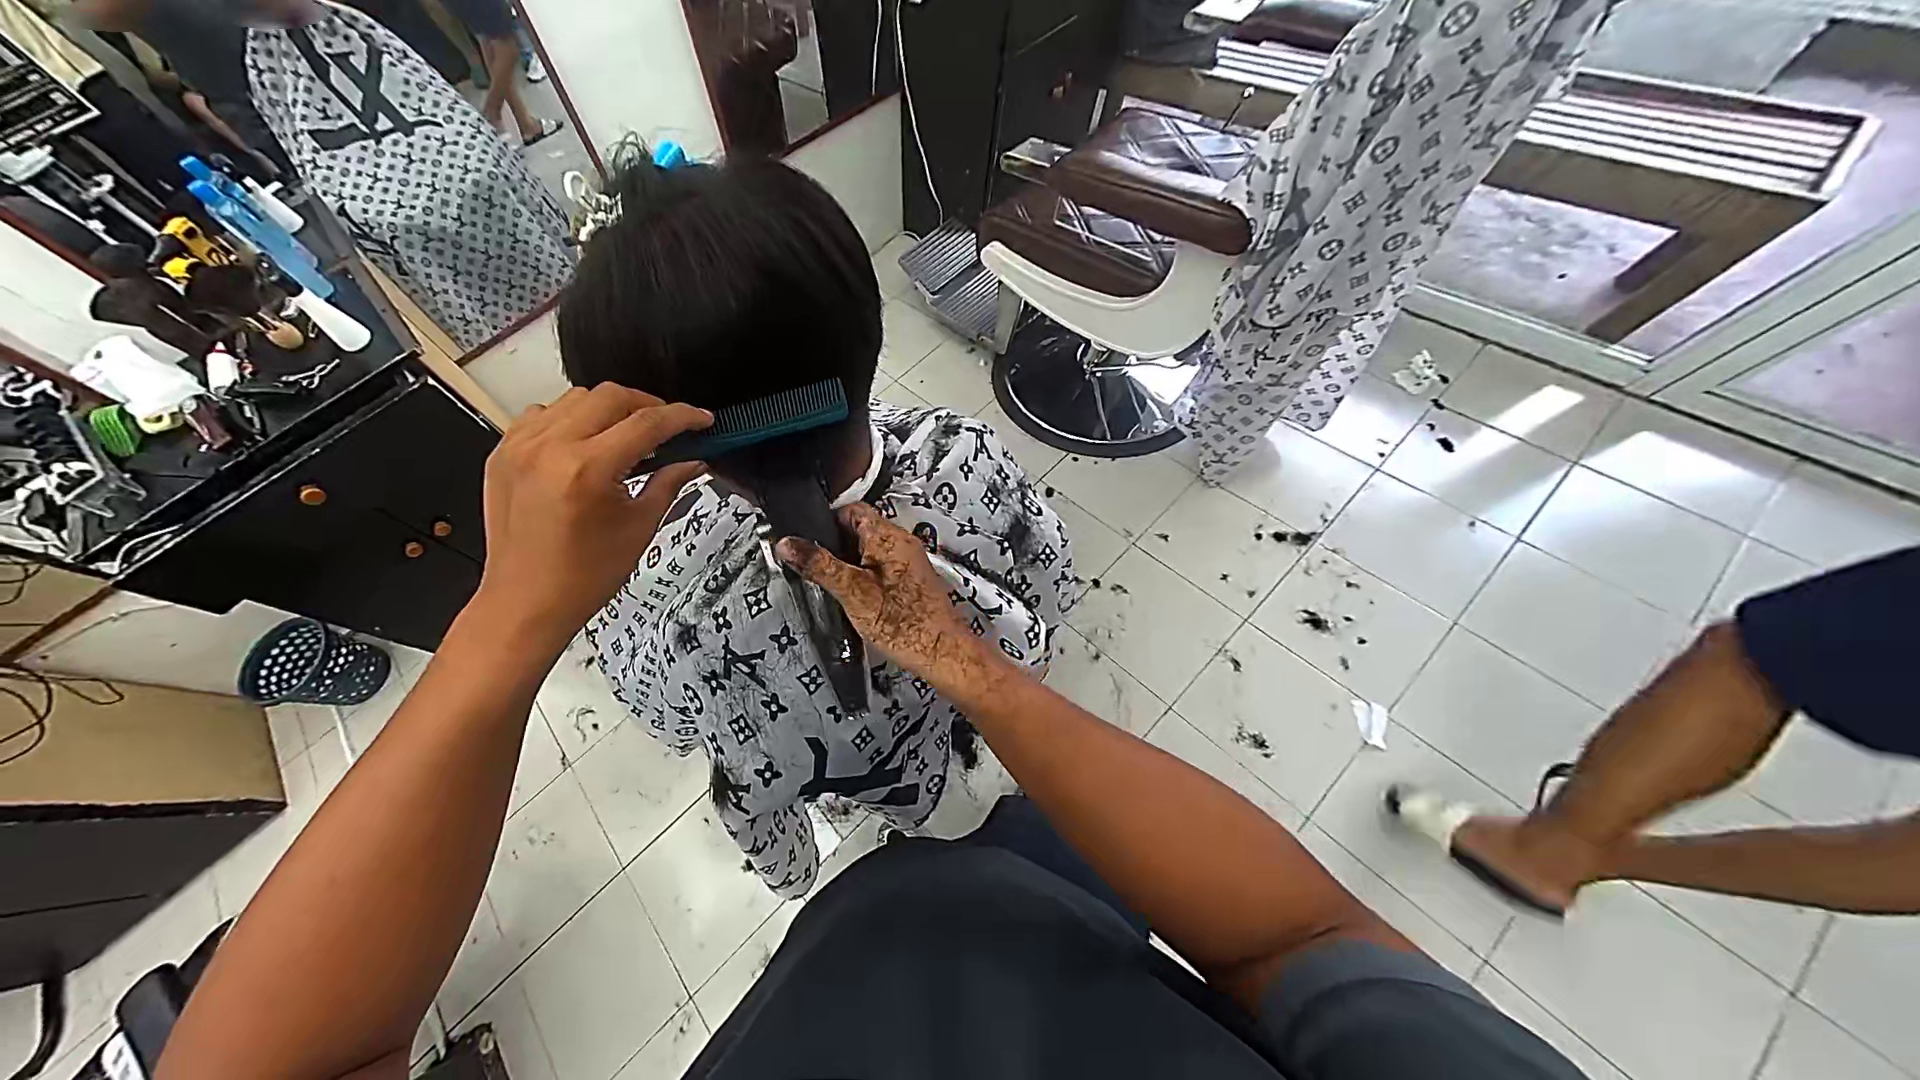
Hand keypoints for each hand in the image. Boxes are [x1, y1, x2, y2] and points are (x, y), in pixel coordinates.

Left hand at [474, 383, 709, 645]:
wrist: (526, 601)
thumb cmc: (583, 575)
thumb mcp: (640, 526)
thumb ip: (669, 483)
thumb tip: (693, 460)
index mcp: (587, 469)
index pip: (647, 422)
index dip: (683, 416)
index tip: (701, 419)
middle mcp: (549, 449)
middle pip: (611, 396)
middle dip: (649, 405)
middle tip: (670, 425)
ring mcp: (520, 447)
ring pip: (576, 397)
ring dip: (610, 409)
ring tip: (630, 434)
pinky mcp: (503, 453)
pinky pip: (543, 414)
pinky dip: (572, 418)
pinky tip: (589, 441)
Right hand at [775, 503, 1005, 690]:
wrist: (941, 653)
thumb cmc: (909, 627)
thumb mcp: (853, 594)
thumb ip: (820, 566)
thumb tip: (790, 546)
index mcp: (890, 538)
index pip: (851, 509)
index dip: (825, 522)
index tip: (809, 540)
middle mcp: (903, 544)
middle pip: (858, 530)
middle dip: (835, 548)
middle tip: (822, 571)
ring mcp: (908, 562)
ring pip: (868, 551)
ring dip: (850, 566)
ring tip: (842, 590)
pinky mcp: (910, 580)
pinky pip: (879, 569)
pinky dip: (864, 580)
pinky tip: (860, 601)